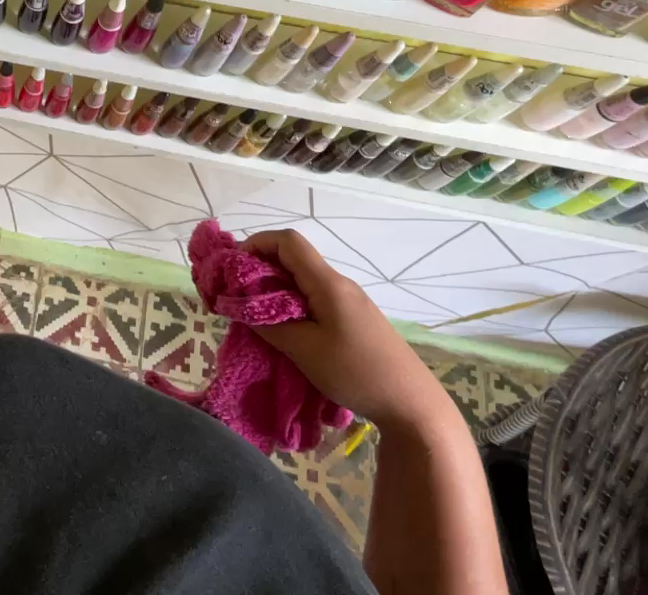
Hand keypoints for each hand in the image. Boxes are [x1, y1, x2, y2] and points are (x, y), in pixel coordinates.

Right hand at [243, 228, 462, 433]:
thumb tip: (238, 304)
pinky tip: (283, 329)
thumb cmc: (357, 373)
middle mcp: (339, 284)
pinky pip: (314, 298)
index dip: (256, 244)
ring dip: (273, 289)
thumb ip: (267, 323)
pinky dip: (290, 304)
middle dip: (258, 269)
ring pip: (302, 280)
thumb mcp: (304, 350)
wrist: (414, 406)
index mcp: (327, 283)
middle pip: (292, 258)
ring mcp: (349, 301)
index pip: (287, 241)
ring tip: (254, 315)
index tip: (234, 268)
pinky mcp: (353, 318)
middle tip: (236, 295)